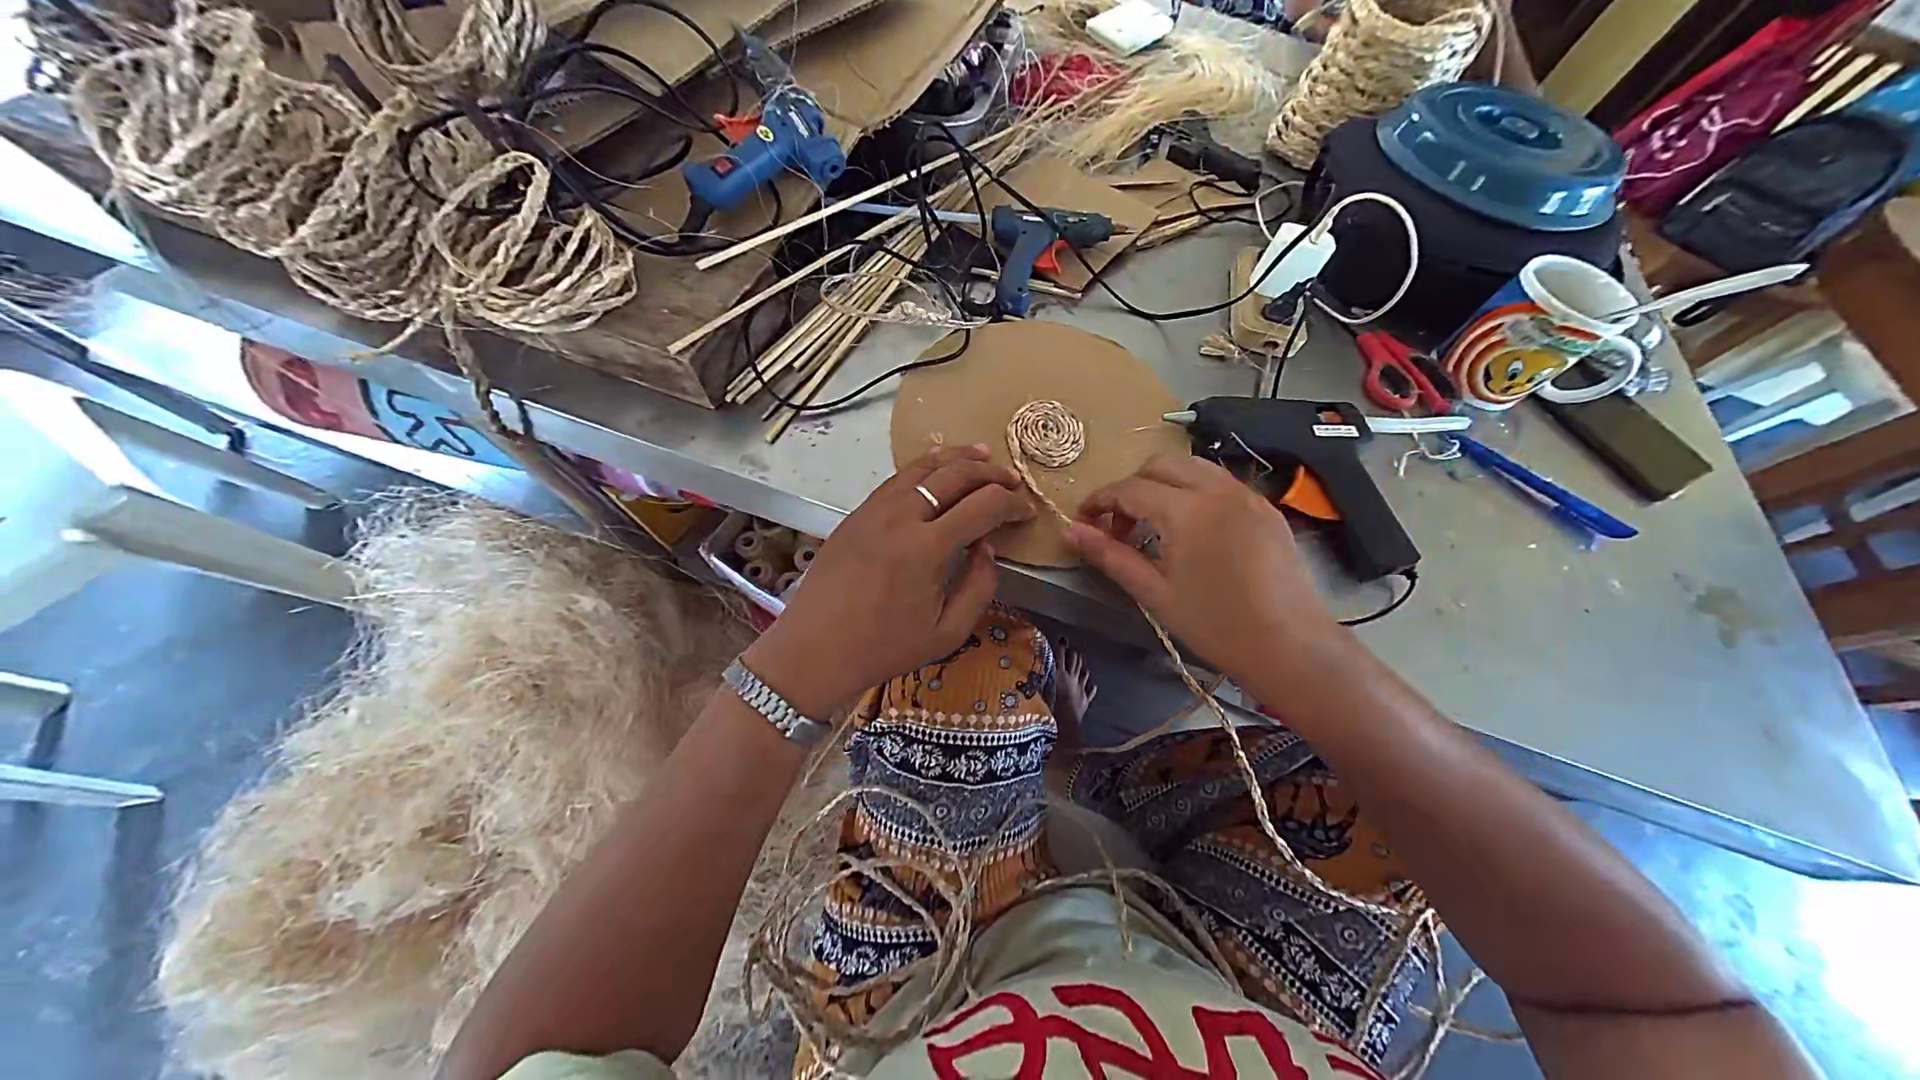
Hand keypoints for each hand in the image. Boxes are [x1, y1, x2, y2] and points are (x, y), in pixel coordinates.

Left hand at [742, 445, 1032, 716]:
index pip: (984, 505)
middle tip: (1013, 481)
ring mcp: (875, 509)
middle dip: (992, 473)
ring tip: (983, 456)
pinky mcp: (857, 513)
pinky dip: (926, 467)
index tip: (1026, 513)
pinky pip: (899, 478)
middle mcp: (901, 516)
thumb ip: (979, 586)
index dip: (1013, 504)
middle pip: (956, 474)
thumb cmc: (883, 648)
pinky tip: (937, 470)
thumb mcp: (947, 633)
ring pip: (924, 466)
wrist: (814, 649)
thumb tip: (988, 547)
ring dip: (959, 458)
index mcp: (927, 548)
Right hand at [1065, 455, 1344, 682]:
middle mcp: (1218, 490)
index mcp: (1187, 511)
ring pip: (1192, 466)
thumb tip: (1070, 531)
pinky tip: (1190, 530)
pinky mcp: (1266, 508)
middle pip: (1159, 465)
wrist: (1290, 646)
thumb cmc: (1216, 626)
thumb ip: (1110, 556)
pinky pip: (1219, 482)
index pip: (1129, 488)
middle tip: (1119, 527)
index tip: (1083, 521)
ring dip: (1162, 484)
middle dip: (1130, 488)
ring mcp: (1247, 495)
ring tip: (1153, 525)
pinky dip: (1193, 491)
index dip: (1100, 501)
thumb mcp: (1154, 593)